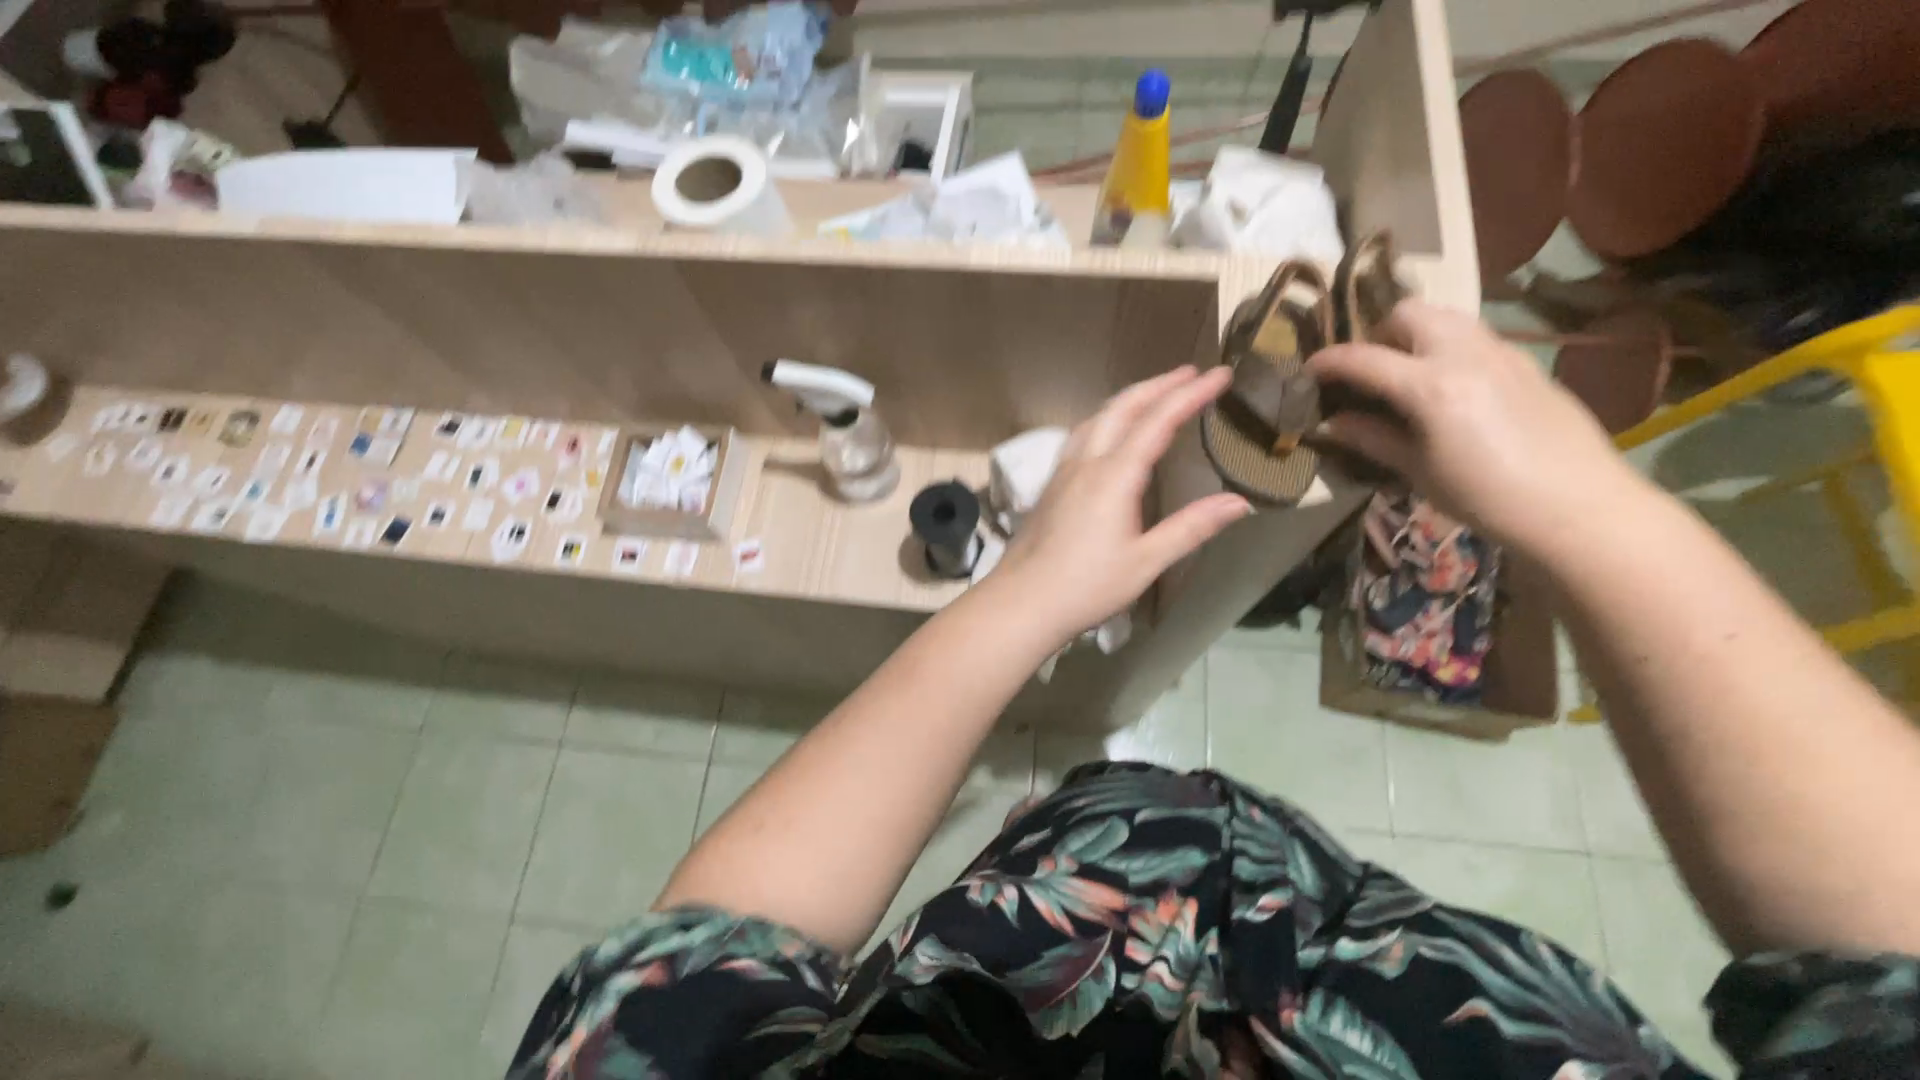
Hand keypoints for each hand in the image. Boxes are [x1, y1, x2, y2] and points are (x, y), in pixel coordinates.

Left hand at [990, 366, 1252, 643]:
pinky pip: (1081, 436)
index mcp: (1114, 477)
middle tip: (1189, 373)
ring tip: (1153, 394)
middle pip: (1122, 408)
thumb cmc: (1086, 587)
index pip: (1158, 421)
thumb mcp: (1146, 562)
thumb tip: (1240, 502)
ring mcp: (1063, 472)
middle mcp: (1086, 463)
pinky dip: (1105, 419)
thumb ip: (1191, 528)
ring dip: (1128, 399)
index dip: (1190, 394)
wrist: (1022, 603)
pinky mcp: (1050, 486)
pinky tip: (1107, 433)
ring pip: (1096, 418)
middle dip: (1158, 386)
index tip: (1220, 374)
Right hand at [1310, 301, 1641, 551]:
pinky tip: (1450, 387)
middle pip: (1408, 312)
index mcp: (1431, 386)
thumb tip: (1336, 422)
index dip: (1329, 361)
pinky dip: (1448, 346)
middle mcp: (1464, 354)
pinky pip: (1475, 336)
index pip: (1363, 358)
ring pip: (1445, 316)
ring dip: (1415, 333)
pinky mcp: (1525, 363)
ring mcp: (1501, 352)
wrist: (1577, 506)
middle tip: (1368, 370)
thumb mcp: (1418, 472)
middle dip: (1378, 332)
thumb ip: (1374, 439)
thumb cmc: (1485, 498)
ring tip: (1406, 372)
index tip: (1308, 370)